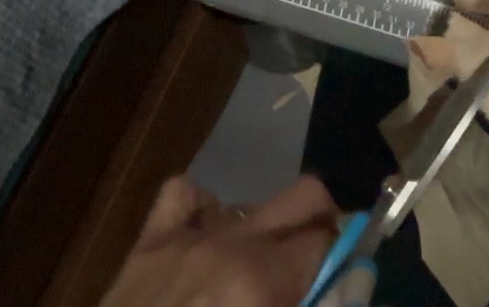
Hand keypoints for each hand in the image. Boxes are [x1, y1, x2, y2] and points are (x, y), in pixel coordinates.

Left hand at [100, 174, 339, 306]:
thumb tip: (340, 292)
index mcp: (260, 282)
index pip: (326, 242)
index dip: (339, 262)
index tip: (337, 284)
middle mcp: (230, 245)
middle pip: (304, 196)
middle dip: (322, 221)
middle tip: (317, 264)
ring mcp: (186, 239)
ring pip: (249, 203)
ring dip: (266, 232)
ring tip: (260, 271)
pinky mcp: (148, 244)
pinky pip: (183, 195)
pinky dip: (202, 210)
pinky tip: (207, 239)